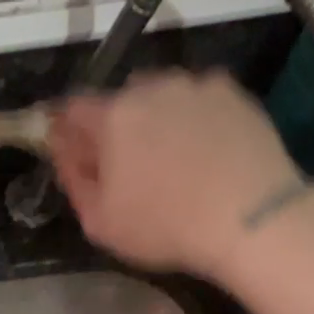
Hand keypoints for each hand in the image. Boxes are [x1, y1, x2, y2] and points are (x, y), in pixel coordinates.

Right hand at [47, 70, 309, 282]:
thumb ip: (74, 182)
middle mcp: (153, 88)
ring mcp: (196, 86)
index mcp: (113, 118)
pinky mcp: (233, 94)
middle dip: (114, 129)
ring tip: (167, 161)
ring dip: (155, 122)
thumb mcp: (99, 222)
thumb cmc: (163, 226)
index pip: (73, 110)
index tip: (73, 156)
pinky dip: (191, 121)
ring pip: (161, 98)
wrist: (249, 218)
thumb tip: (64, 154)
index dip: (68, 132)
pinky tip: (201, 155)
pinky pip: (198, 102)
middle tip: (124, 167)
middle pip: (119, 102)